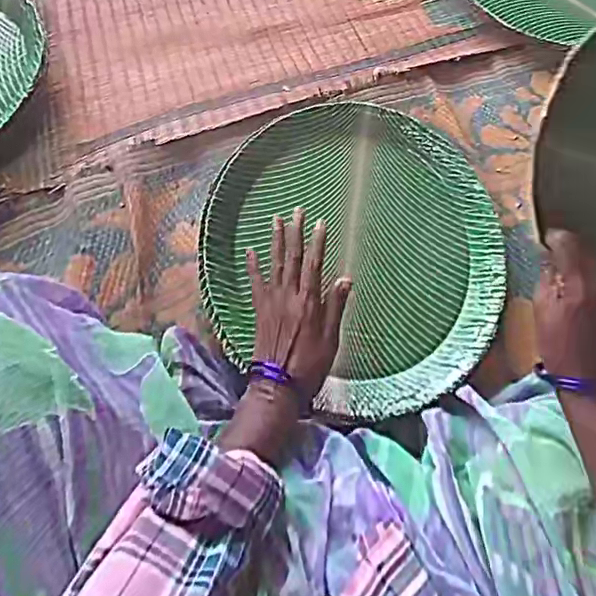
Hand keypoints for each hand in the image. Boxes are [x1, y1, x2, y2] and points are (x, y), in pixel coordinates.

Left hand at [247, 210, 352, 399]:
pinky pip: (255, 282)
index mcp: (309, 301)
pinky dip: (253, 265)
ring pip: (274, 263)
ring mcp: (271, 301)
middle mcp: (289, 295)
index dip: (317, 241)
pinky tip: (251, 250)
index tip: (319, 222)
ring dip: (274, 240)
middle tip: (296, 211)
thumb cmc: (310, 365)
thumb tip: (345, 278)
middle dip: (295, 232)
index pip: (314, 264)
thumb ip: (336, 307)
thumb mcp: (331, 339)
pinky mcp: (259, 309)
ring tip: (275, 220)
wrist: (277, 385)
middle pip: (292, 257)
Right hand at [536, 229, 595, 382]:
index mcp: (577, 284)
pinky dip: (593, 264)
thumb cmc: (557, 345)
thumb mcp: (540, 309)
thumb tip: (549, 260)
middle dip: (570, 242)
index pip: (569, 244)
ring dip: (584, 252)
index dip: (555, 237)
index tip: (544, 239)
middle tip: (554, 245)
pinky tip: (580, 273)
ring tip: (568, 257)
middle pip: (588, 247)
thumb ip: (546, 279)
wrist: (587, 377)